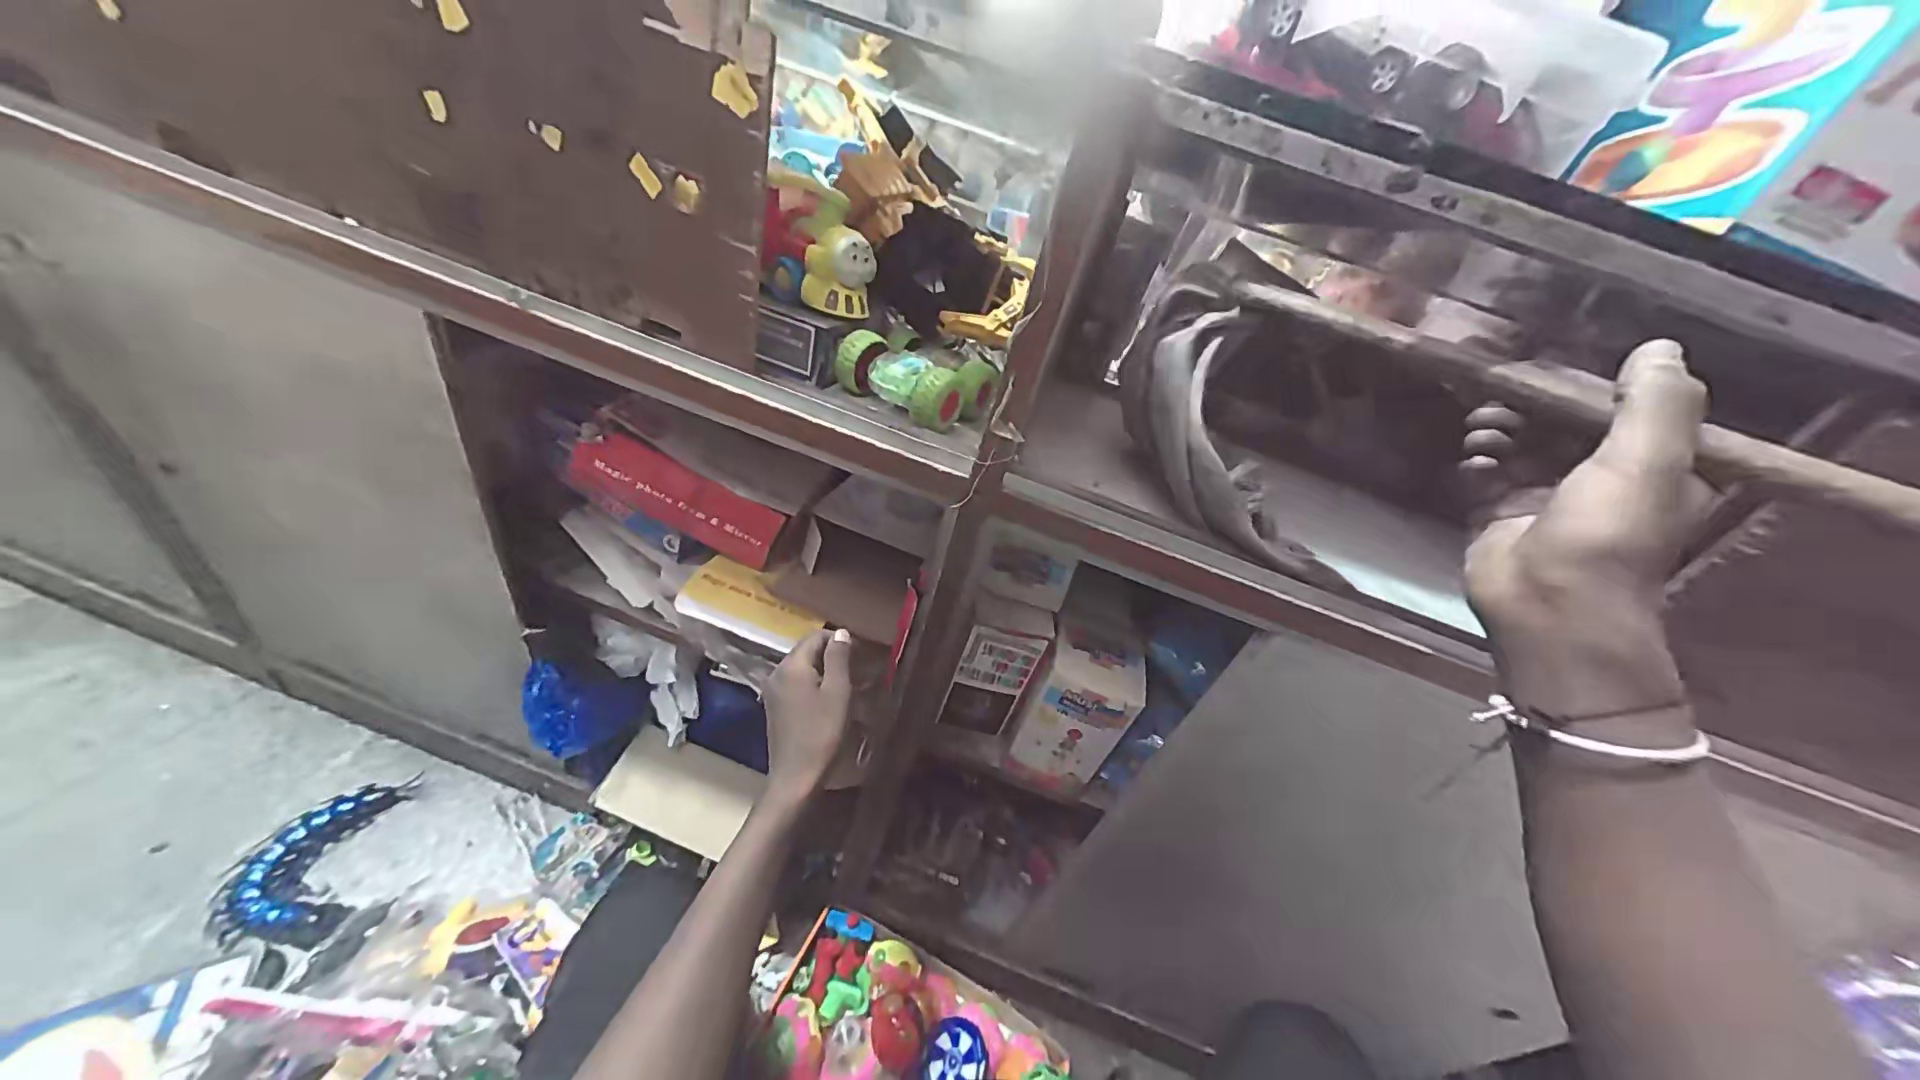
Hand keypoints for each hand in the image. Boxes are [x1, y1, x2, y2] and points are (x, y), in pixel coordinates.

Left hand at [762, 629, 852, 799]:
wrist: (796, 777)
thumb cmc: (822, 733)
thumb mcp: (837, 692)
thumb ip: (838, 658)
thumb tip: (841, 632)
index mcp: (791, 666)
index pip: (815, 636)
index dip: (840, 639)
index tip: (862, 652)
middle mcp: (777, 673)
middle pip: (807, 651)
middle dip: (833, 654)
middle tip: (860, 667)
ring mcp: (773, 691)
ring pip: (803, 668)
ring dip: (826, 670)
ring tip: (851, 682)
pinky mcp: (775, 707)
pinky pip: (797, 684)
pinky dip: (815, 684)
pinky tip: (831, 698)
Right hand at [1461, 340, 1716, 720]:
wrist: (1546, 606)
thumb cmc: (1605, 535)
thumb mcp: (1645, 462)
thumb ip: (1655, 404)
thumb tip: (1658, 347)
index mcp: (1647, 468)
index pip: (1617, 412)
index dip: (1583, 391)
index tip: (1549, 376)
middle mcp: (1597, 481)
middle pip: (1558, 427)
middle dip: (1528, 410)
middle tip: (1499, 400)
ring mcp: (1542, 500)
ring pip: (1516, 449)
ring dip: (1497, 433)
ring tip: (1481, 433)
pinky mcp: (1497, 517)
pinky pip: (1483, 477)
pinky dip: (1475, 465)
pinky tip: (1472, 464)